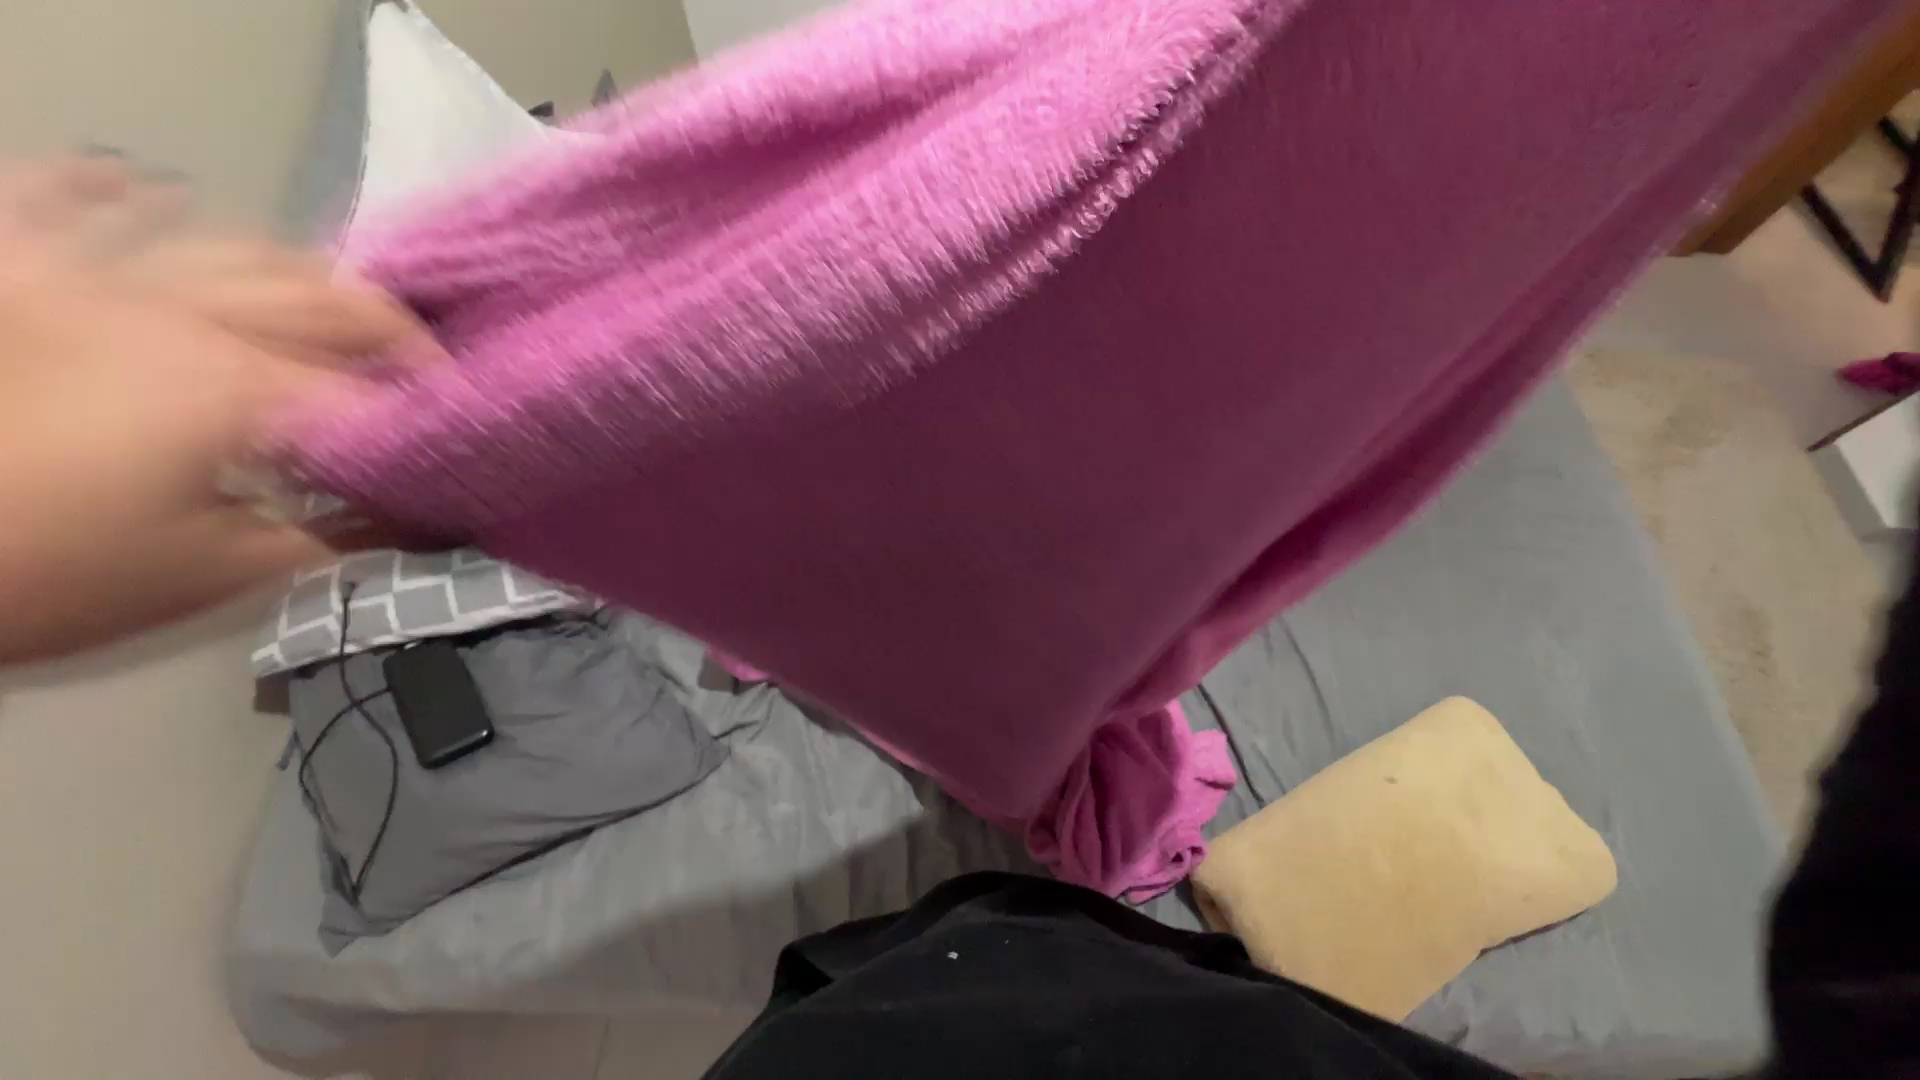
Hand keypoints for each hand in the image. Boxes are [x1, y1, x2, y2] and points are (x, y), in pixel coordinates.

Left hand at [0, 158, 434, 662]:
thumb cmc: (62, 576)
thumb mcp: (224, 574)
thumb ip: (342, 537)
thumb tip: (433, 519)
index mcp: (236, 390)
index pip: (370, 393)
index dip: (431, 412)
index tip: (469, 433)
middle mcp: (182, 317)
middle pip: (327, 304)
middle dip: (399, 335)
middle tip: (432, 370)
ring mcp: (92, 286)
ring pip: (234, 250)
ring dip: (305, 274)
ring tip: (341, 303)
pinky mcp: (15, 279)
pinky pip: (60, 205)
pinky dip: (108, 188)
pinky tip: (150, 181)